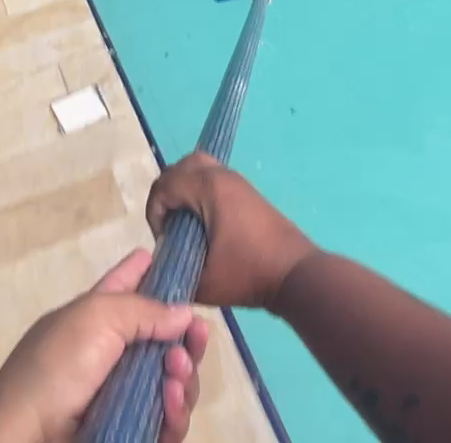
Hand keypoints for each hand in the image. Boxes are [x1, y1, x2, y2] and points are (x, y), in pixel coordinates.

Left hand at [0, 248, 208, 442]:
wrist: (26, 439)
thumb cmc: (56, 366)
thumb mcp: (96, 317)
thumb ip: (145, 309)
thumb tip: (185, 313)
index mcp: (96, 314)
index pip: (129, 283)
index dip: (152, 271)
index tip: (183, 267)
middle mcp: (112, 351)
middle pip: (163, 336)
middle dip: (186, 334)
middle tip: (198, 334)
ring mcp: (123, 393)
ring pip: (172, 379)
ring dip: (184, 374)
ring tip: (177, 374)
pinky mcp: (132, 429)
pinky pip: (167, 419)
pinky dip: (176, 411)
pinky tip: (172, 402)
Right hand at [146, 153, 319, 311]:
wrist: (295, 274)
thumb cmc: (248, 274)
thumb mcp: (204, 283)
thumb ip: (173, 274)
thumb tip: (156, 271)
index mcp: (208, 187)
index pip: (164, 185)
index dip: (155, 212)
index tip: (164, 240)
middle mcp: (221, 176)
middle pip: (180, 167)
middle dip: (166, 193)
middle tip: (168, 224)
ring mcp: (236, 180)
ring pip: (198, 167)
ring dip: (183, 188)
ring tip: (183, 221)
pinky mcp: (246, 191)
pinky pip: (213, 177)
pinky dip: (200, 190)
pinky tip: (203, 221)